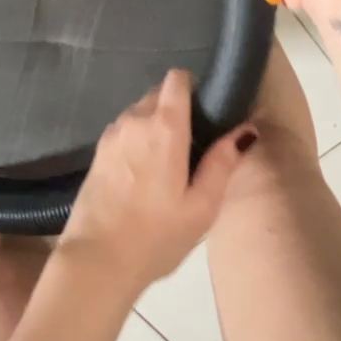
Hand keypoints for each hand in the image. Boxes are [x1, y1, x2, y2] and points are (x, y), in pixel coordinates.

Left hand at [59, 69, 256, 291]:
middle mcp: (134, 120)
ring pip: (139, 114)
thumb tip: (244, 131)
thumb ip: (222, 164)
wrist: (96, 261)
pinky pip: (124, 132)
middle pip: (158, 95)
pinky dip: (136, 141)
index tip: (203, 110)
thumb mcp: (201, 207)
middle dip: (175, 111)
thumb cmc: (156, 236)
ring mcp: (112, 135)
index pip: (176, 79)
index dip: (191, 86)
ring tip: (166, 166)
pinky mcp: (97, 152)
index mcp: (164, 127)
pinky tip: (142, 177)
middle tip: (191, 148)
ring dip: (154, 127)